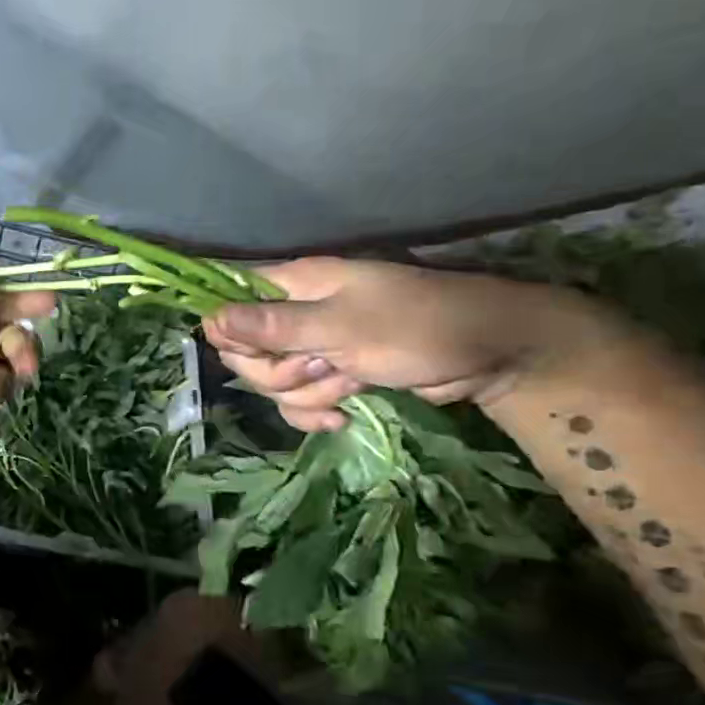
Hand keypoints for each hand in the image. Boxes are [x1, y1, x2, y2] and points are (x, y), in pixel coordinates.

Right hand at [200, 257, 601, 431]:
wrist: (496, 354)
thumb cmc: (419, 326)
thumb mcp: (342, 327)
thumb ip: (273, 327)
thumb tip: (209, 320)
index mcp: (292, 287)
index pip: (227, 308)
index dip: (234, 337)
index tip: (264, 352)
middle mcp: (294, 314)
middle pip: (246, 354)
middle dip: (278, 374)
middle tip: (320, 368)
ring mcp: (313, 347)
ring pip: (274, 384)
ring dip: (309, 394)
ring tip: (350, 383)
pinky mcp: (333, 376)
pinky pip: (298, 403)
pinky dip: (315, 413)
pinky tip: (342, 417)